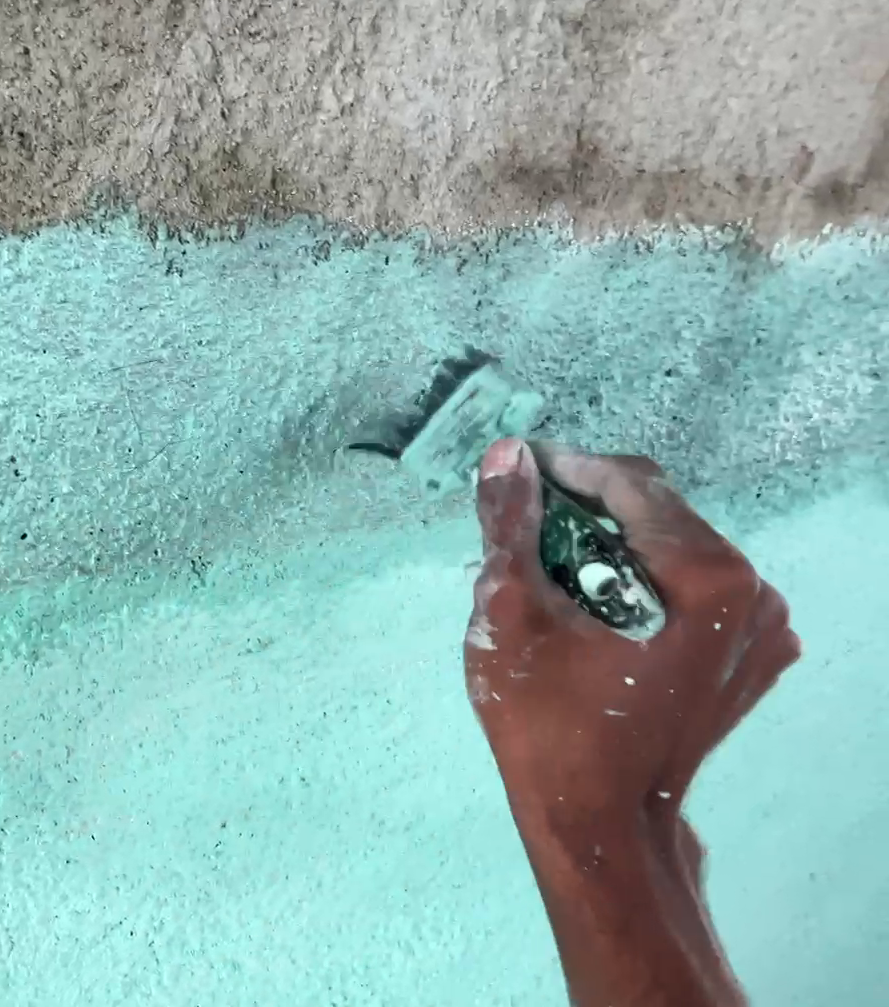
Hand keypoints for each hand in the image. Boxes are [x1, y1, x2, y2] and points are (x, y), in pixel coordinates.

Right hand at [467, 439, 799, 828]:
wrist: (596, 813)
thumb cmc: (545, 713)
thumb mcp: (510, 611)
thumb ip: (509, 526)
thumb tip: (506, 454)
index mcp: (709, 577)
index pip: (632, 483)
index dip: (563, 467)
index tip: (509, 470)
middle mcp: (755, 594)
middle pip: (656, 513)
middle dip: (579, 508)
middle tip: (513, 528)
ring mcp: (761, 631)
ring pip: (670, 549)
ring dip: (602, 545)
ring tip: (541, 571)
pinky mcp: (748, 657)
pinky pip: (686, 590)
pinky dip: (630, 581)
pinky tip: (585, 608)